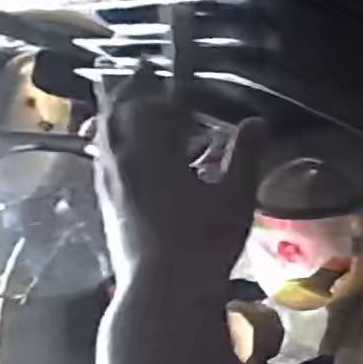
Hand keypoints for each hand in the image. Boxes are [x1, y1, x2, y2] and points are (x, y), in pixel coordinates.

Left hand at [95, 84, 266, 287]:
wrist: (164, 288)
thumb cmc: (205, 240)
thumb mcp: (236, 195)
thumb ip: (245, 154)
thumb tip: (258, 121)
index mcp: (151, 153)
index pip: (150, 104)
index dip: (165, 87)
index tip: (176, 75)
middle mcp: (120, 161)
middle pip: (115, 112)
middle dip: (132, 92)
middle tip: (149, 80)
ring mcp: (107, 182)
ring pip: (104, 134)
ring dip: (121, 116)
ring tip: (141, 112)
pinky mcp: (106, 202)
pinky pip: (105, 157)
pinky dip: (119, 143)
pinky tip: (139, 155)